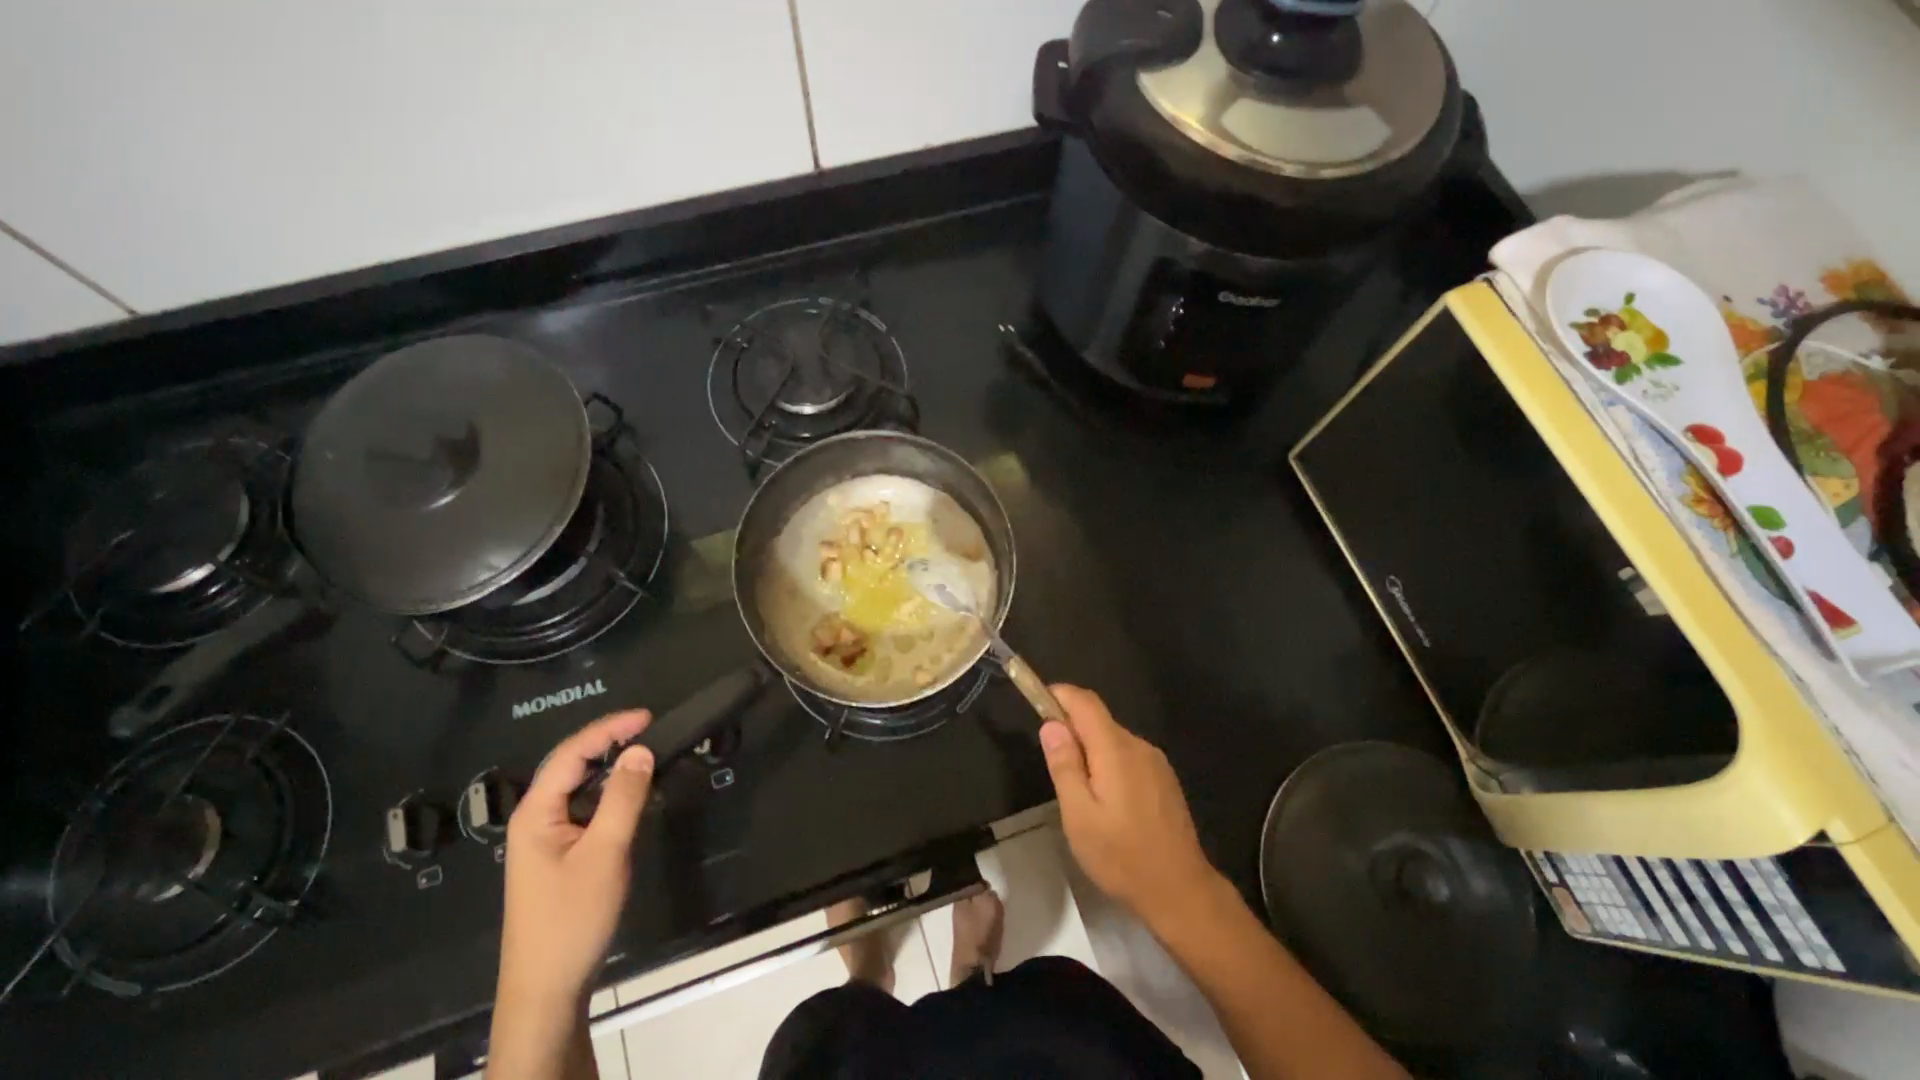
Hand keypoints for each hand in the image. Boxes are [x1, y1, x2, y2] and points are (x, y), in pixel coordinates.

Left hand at [497, 710, 654, 1008]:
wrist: (547, 985)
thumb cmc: (572, 917)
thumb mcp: (604, 854)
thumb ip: (623, 799)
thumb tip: (641, 751)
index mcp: (535, 812)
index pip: (571, 754)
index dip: (608, 729)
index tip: (648, 716)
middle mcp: (535, 818)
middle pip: (570, 766)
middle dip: (608, 742)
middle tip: (651, 729)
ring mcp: (545, 839)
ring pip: (578, 789)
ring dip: (610, 769)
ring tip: (647, 754)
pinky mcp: (559, 857)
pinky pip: (584, 811)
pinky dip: (609, 797)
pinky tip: (633, 797)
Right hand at [1040, 685, 1222, 927]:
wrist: (1179, 889)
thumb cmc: (1121, 856)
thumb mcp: (1079, 815)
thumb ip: (1065, 766)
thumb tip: (1051, 724)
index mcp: (1116, 750)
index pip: (1086, 702)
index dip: (1059, 695)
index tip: (1037, 702)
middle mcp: (1139, 747)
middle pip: (1100, 720)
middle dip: (1072, 728)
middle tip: (1051, 762)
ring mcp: (1156, 763)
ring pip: (1114, 740)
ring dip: (1091, 750)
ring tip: (1076, 790)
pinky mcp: (1165, 781)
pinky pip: (1130, 758)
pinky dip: (1109, 764)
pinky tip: (1105, 800)